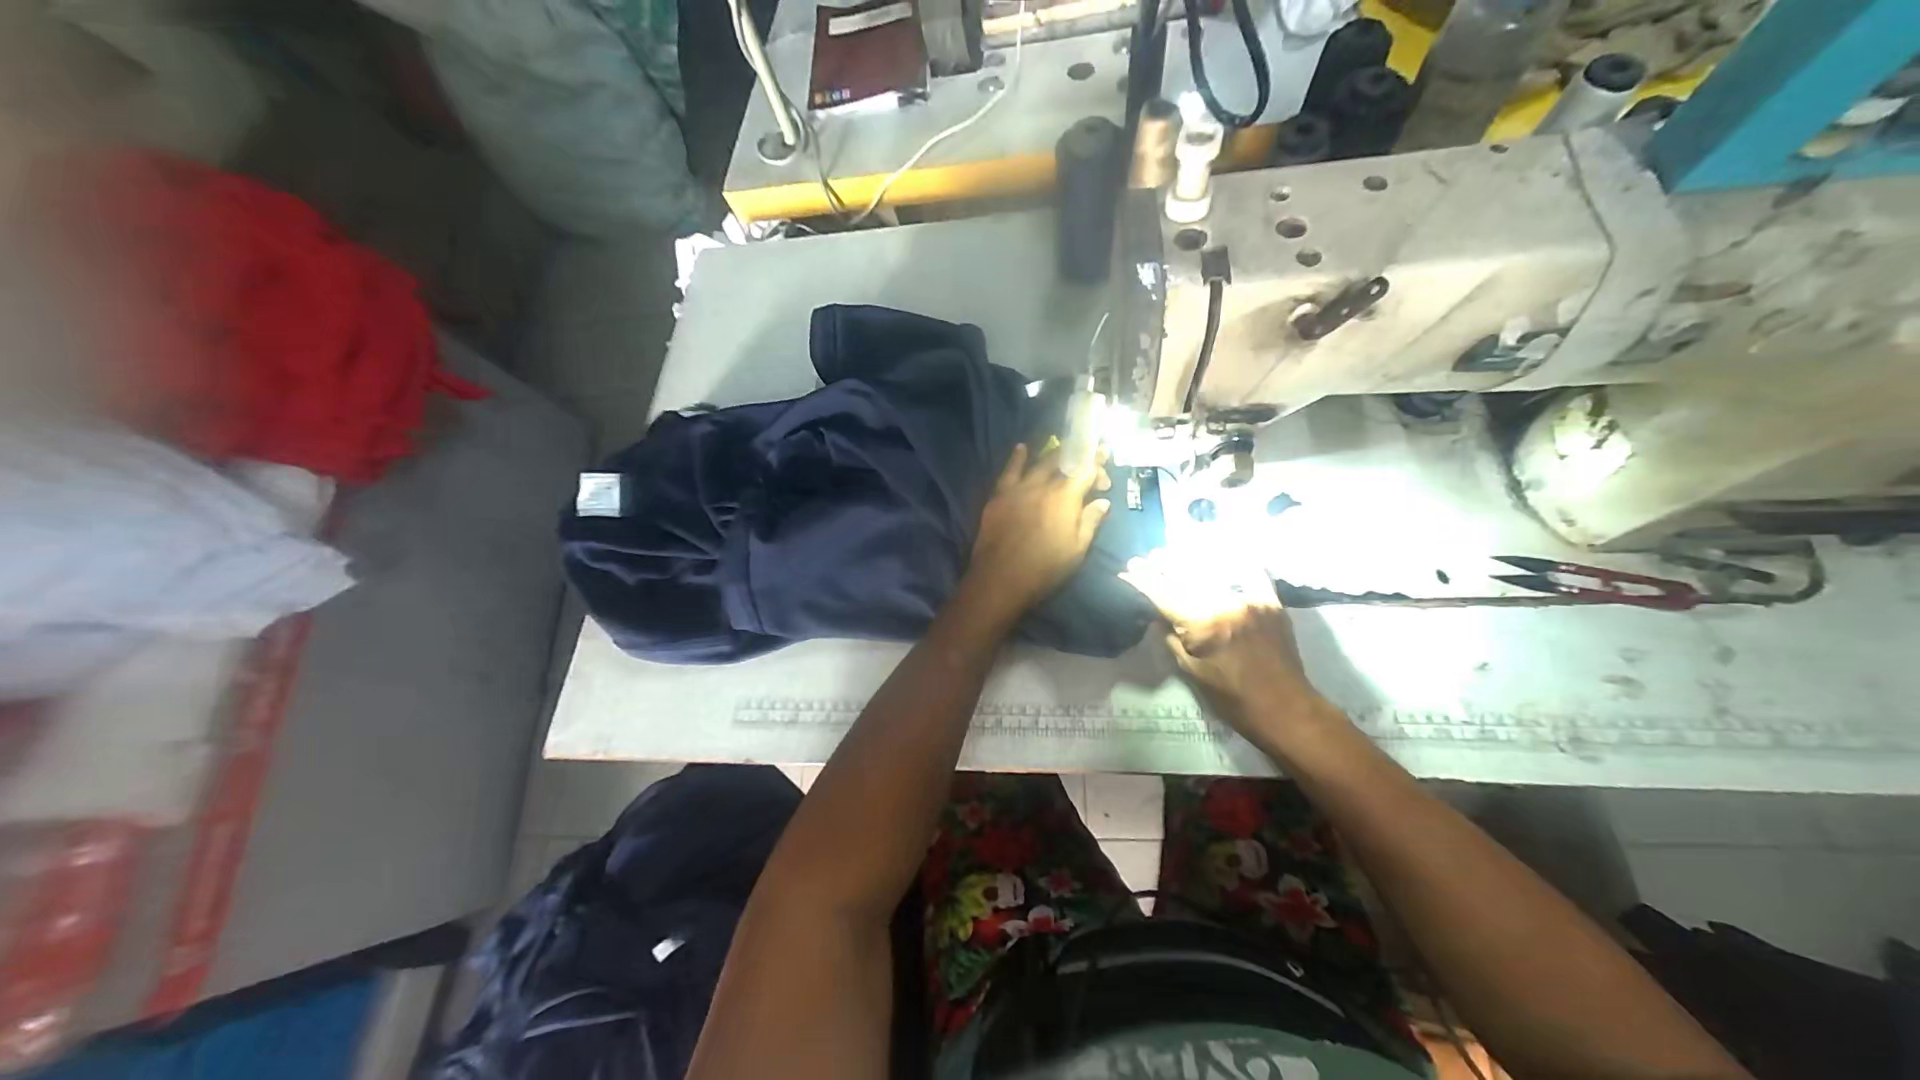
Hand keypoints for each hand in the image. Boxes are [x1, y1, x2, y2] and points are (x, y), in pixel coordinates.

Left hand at [963, 443, 1110, 619]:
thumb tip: (1102, 502)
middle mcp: (1041, 486)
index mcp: (1064, 498)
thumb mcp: (1077, 550)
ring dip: (1052, 455)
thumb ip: (1090, 522)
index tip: (1104, 453)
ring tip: (1062, 450)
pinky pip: (1009, 471)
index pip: (1085, 470)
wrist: (999, 580)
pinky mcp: (998, 497)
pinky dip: (1017, 458)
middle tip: (1088, 464)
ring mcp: (1017, 489)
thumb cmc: (1045, 570)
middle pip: (1062, 462)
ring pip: (1037, 463)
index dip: (1096, 461)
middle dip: (1078, 458)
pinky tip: (1021, 448)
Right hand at [1119, 548, 1339, 749]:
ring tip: (1174, 552)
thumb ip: (1171, 638)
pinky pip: (1249, 571)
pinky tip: (1220, 550)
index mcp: (1201, 626)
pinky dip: (1232, 560)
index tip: (1128, 570)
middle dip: (1161, 565)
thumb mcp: (1191, 672)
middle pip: (1185, 575)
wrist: (1284, 708)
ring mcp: (1249, 599)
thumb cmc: (1232, 699)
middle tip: (1146, 558)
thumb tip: (1155, 615)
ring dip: (1190, 558)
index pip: (1162, 594)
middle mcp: (1223, 604)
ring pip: (1214, 568)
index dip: (1143, 580)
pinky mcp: (1270, 601)